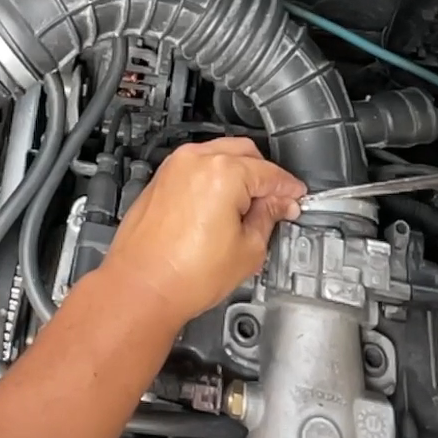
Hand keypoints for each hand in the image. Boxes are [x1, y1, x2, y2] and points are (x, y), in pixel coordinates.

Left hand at [95, 139, 305, 324]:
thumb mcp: (247, 250)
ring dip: (239, 172)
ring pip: (219, 154)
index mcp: (223, 172)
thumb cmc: (184, 274)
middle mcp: (196, 160)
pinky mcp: (162, 177)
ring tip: (249, 208)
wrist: (141, 285)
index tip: (296, 198)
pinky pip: (198, 165)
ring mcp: (175, 166)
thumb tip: (279, 204)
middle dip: (264, 175)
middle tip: (276, 203)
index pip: (270, 172)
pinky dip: (215, 176)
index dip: (289, 188)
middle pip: (245, 152)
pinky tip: (222, 204)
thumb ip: (268, 218)